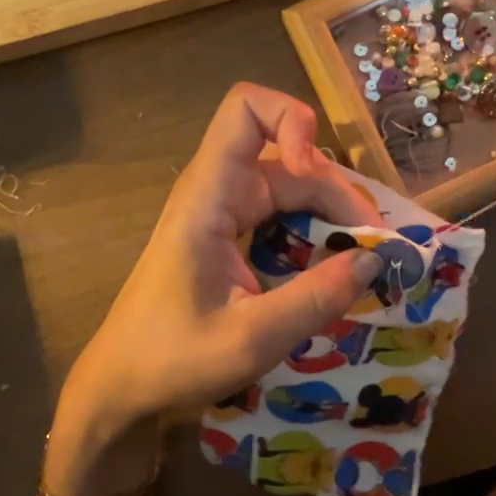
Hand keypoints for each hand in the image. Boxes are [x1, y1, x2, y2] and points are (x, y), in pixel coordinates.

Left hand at [48, 84, 383, 495]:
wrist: (121, 386)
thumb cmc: (171, 361)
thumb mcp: (252, 339)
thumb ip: (315, 298)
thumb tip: (371, 259)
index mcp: (207, 198)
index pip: (245, 109)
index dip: (293, 121)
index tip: (317, 175)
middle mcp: (215, 192)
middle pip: (288, 157)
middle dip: (336, 192)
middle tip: (373, 248)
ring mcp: (221, 212)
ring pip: (290, 185)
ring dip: (331, 213)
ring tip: (364, 258)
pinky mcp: (226, 235)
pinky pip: (280, 213)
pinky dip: (313, 230)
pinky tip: (335, 265)